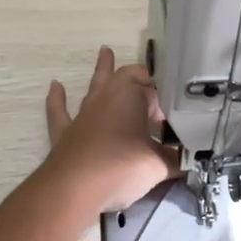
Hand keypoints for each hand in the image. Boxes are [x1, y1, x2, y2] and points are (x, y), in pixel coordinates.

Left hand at [42, 46, 179, 212]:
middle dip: (138, 78)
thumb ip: (173, 160)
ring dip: (101, 71)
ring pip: (94, 86)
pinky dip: (57, 99)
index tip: (174, 119)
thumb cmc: (122, 167)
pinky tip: (55, 86)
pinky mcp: (65, 132)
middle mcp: (106, 97)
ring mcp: (83, 114)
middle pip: (123, 77)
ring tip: (105, 51)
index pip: (153, 87)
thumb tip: (184, 159)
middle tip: (150, 80)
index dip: (165, 100)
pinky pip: (60, 110)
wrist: (74, 188)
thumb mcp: (158, 165)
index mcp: (131, 95)